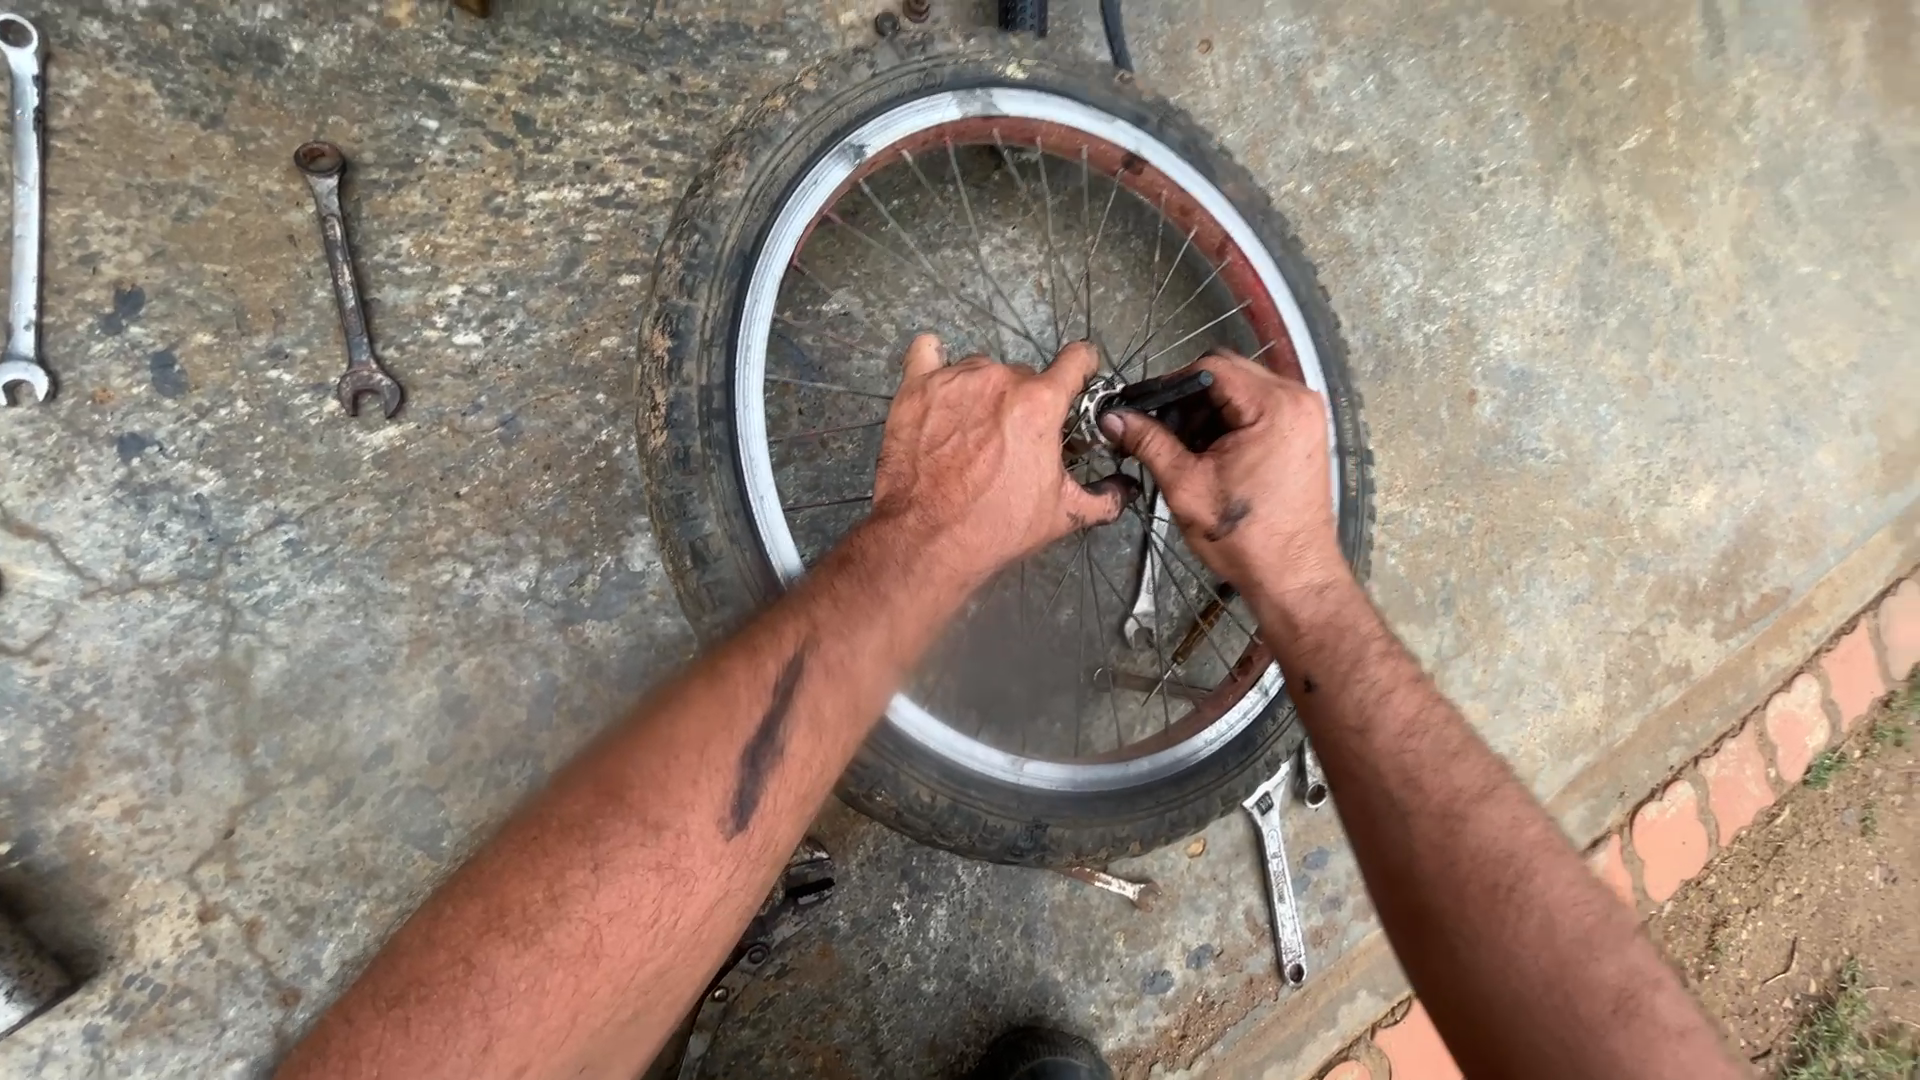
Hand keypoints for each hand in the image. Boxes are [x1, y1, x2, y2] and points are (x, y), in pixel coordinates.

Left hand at [868, 335, 1130, 588]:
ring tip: (972, 432)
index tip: (1077, 378)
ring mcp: (953, 381)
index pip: (1076, 359)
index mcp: (1040, 404)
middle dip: (1025, 402)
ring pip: (980, 370)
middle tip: (1013, 440)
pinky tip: (940, 385)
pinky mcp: (915, 389)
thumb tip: (1125, 490)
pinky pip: (926, 353)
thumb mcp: (1062, 515)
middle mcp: (998, 381)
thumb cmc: (995, 527)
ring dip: (983, 393)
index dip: (1082, 368)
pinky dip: (935, 363)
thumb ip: (1105, 498)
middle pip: (1024, 375)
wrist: (928, 539)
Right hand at [1099, 352, 1346, 597]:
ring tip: (1181, 448)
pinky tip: (1207, 453)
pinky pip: (1256, 409)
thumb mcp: (1185, 485)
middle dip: (1187, 400)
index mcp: (1274, 406)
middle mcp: (1297, 399)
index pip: (1211, 368)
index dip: (1169, 384)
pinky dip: (1226, 423)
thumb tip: (1112, 418)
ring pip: (1240, 391)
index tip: (1140, 409)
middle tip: (1157, 431)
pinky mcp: (1302, 433)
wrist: (1291, 575)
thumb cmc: (1242, 536)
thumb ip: (1148, 442)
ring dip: (1205, 413)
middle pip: (1228, 374)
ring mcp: (1304, 415)